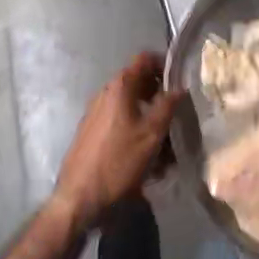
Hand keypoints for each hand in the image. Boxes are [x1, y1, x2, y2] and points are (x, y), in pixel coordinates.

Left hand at [50, 52, 183, 231]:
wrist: (78, 200)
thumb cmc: (118, 162)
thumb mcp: (151, 134)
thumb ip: (167, 105)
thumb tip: (179, 87)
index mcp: (120, 86)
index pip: (145, 59)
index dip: (164, 63)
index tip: (180, 79)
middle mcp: (106, 93)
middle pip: (138, 82)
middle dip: (159, 95)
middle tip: (176, 112)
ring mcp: (96, 113)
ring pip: (130, 106)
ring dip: (149, 117)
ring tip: (165, 142)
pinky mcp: (91, 133)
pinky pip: (120, 123)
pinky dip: (135, 131)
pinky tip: (145, 157)